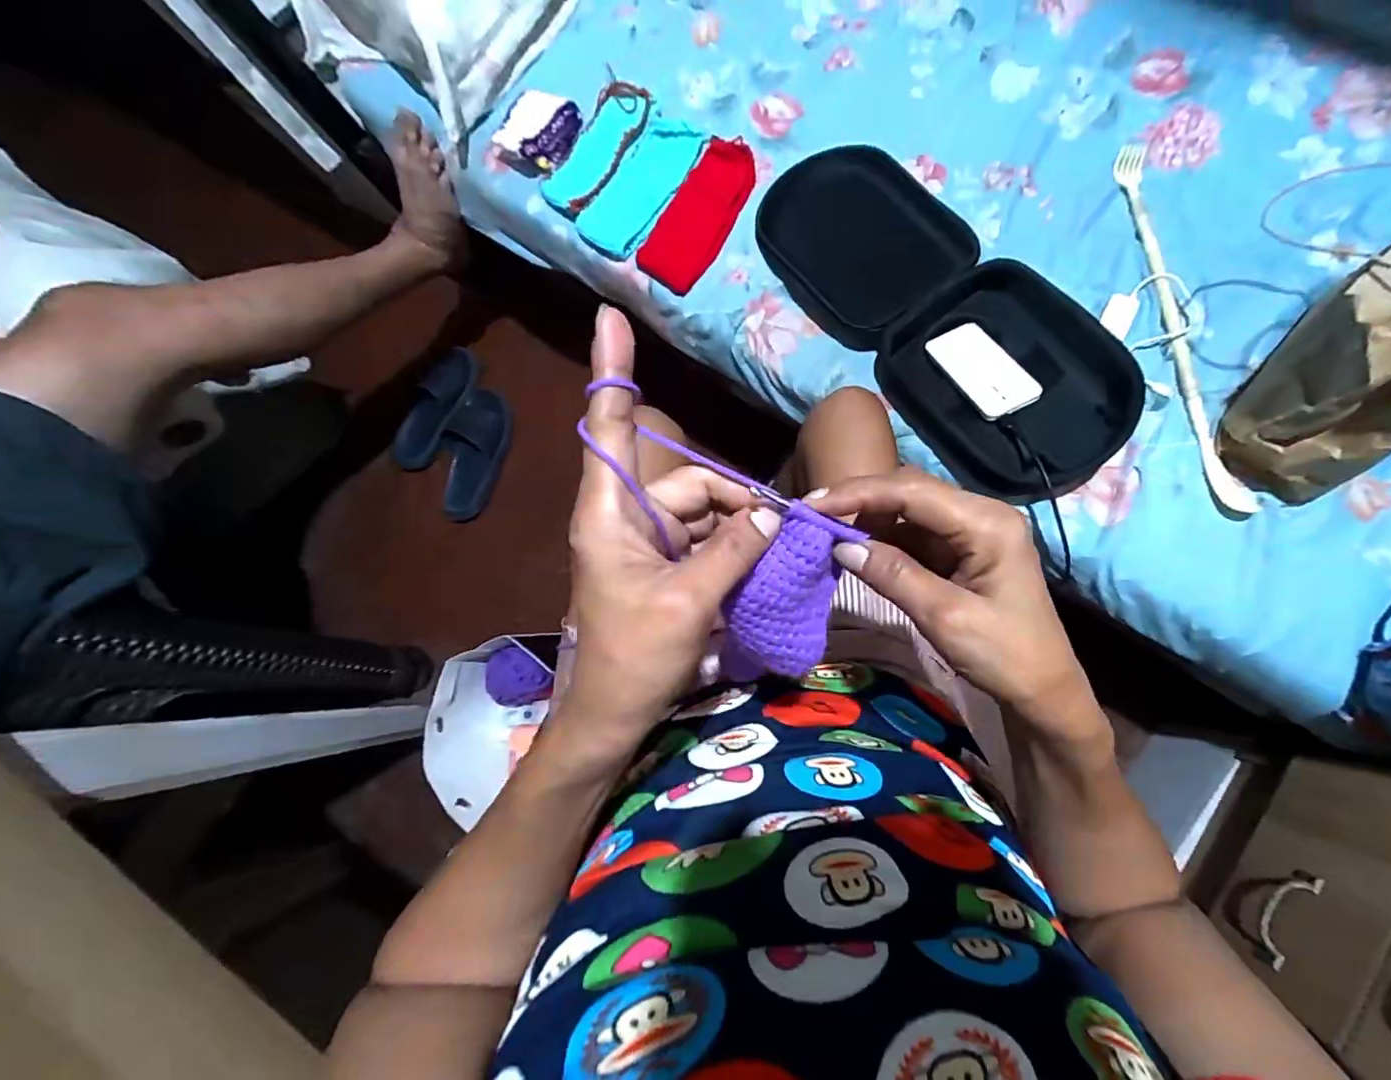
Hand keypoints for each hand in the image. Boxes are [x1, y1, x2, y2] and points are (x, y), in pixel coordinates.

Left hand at [550, 307, 781, 766]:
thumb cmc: (636, 658)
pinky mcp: (663, 565)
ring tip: (777, 553)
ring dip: (741, 527)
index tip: (609, 314)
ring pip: (703, 511)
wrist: (614, 714)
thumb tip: (773, 514)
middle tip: (783, 529)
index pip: (608, 426)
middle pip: (688, 480)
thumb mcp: (691, 601)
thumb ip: (734, 550)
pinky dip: (734, 546)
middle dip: (737, 498)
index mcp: (610, 514)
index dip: (611, 370)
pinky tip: (762, 563)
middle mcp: (626, 517)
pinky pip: (705, 539)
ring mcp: (646, 542)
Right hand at [810, 469, 1103, 741]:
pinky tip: (856, 549)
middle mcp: (980, 514)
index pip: (911, 491)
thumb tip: (841, 546)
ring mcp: (970, 531)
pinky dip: (881, 538)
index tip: (813, 505)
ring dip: (867, 519)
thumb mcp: (944, 616)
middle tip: (813, 517)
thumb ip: (893, 575)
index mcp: (986, 523)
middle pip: (909, 491)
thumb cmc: (1003, 655)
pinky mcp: (959, 549)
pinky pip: (912, 533)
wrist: (1041, 688)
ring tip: (826, 534)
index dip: (859, 493)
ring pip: (906, 510)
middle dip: (860, 501)